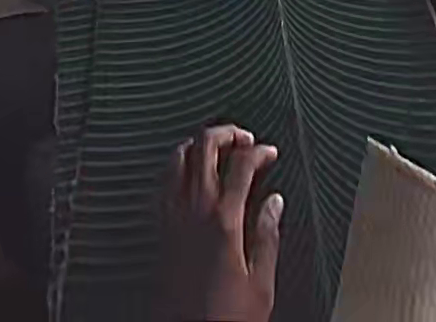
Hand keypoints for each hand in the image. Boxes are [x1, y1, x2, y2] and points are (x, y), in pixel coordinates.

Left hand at [160, 124, 283, 321]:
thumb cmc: (223, 319)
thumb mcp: (260, 285)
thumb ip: (267, 235)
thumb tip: (275, 203)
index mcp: (224, 219)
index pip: (242, 163)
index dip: (259, 150)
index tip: (269, 151)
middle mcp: (195, 207)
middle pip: (205, 145)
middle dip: (227, 132)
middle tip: (244, 138)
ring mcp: (173, 213)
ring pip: (181, 155)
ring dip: (200, 143)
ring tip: (217, 146)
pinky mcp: (160, 224)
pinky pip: (165, 178)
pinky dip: (178, 163)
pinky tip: (187, 169)